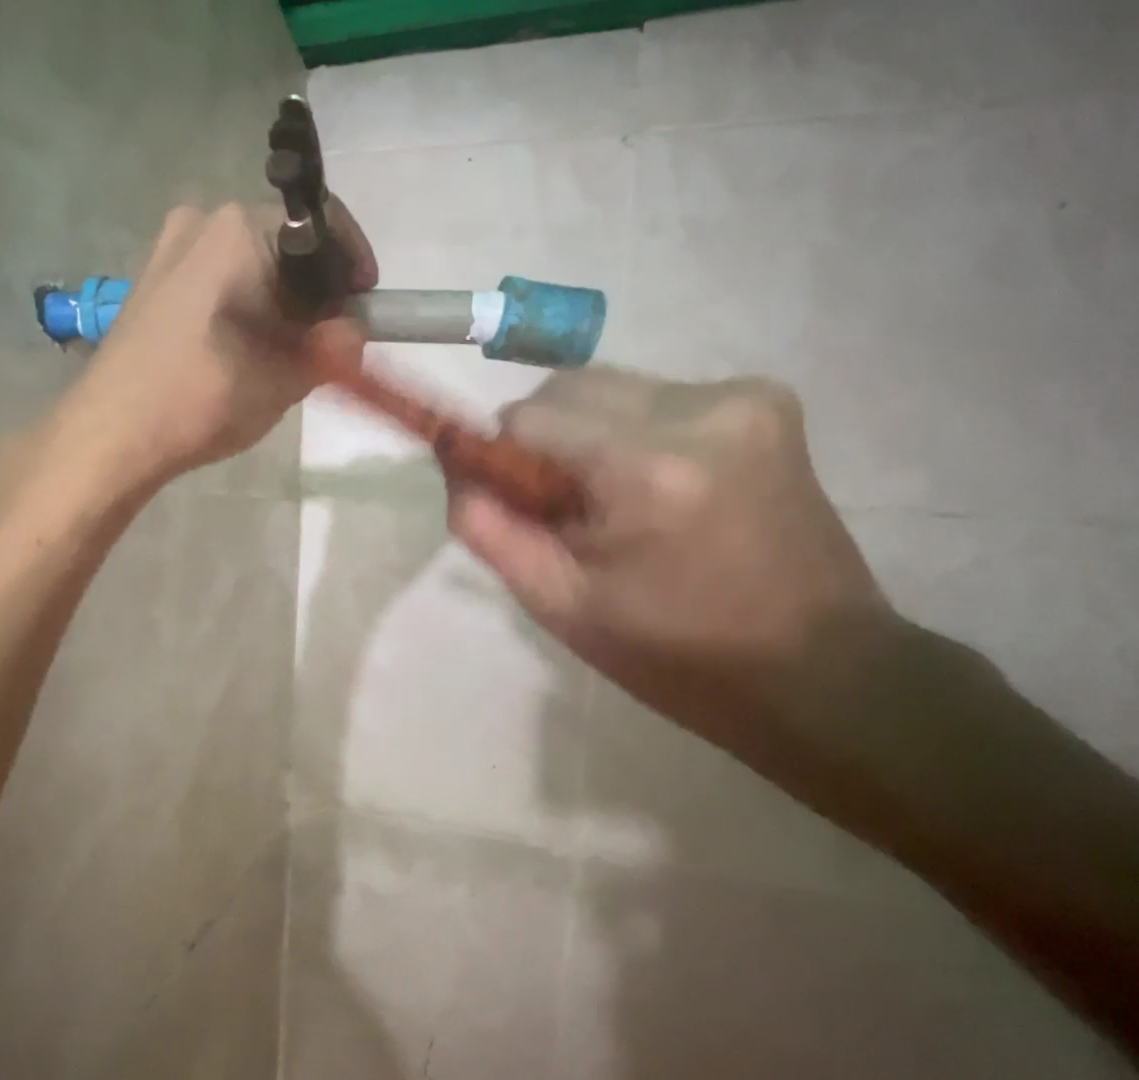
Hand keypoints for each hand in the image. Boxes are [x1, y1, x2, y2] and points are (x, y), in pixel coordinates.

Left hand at [43, 201, 377, 489]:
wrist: (111, 433)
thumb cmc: (204, 396)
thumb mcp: (287, 377)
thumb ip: (335, 345)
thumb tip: (353, 329)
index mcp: (240, 228)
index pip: (325, 226)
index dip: (354, 268)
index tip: (364, 310)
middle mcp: (201, 221)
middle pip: (282, 246)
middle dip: (311, 291)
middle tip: (323, 343)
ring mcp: (166, 250)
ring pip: (245, 265)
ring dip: (273, 302)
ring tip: (278, 356)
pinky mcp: (146, 282)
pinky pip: (212, 281)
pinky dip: (237, 307)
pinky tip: (234, 354)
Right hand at [446, 369, 890, 737]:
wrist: (818, 668)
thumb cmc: (676, 653)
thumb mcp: (559, 604)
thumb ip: (489, 528)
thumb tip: (452, 465)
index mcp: (647, 468)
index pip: (526, 417)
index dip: (501, 458)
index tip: (516, 507)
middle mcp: (700, 409)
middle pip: (567, 389)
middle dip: (543, 441)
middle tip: (563, 510)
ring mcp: (743, 396)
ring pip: (609, 388)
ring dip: (586, 434)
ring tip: (614, 502)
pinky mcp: (766, 398)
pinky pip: (656, 396)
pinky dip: (632, 432)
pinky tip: (658, 487)